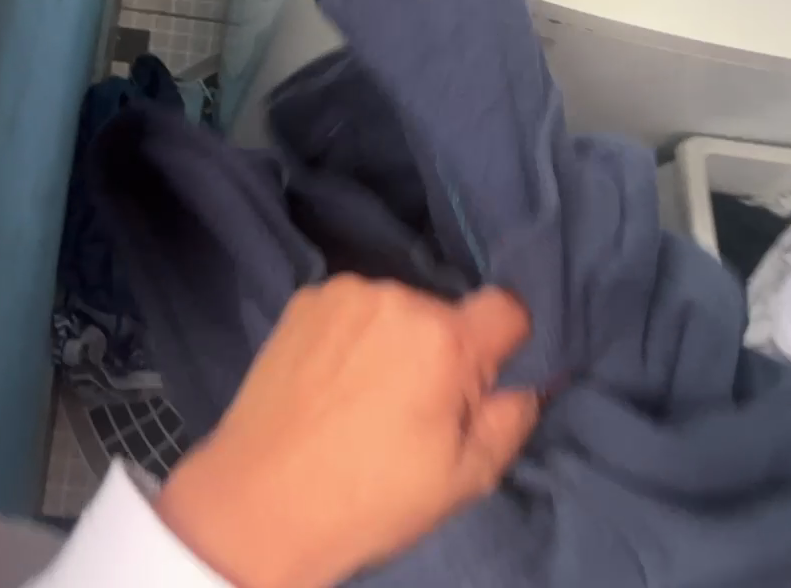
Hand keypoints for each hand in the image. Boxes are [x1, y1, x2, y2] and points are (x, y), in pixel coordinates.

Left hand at [155, 277, 539, 587]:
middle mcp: (396, 297)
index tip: (483, 378)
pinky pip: (352, 308)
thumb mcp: (463, 479)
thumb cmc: (371, 496)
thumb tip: (528, 383)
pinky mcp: (305, 298)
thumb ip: (510, 420)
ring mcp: (344, 293)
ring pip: (396, 309)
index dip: (506, 342)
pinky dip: (353, 332)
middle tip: (411, 405)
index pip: (507, 307)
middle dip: (442, 350)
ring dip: (394, 338)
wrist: (262, 496)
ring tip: (363, 393)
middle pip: (444, 313)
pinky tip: (331, 376)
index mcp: (444, 339)